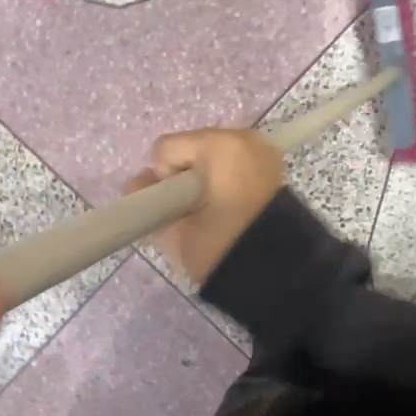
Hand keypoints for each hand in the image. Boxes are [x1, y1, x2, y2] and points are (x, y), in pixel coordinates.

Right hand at [124, 128, 283, 282]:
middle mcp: (245, 140)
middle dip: (185, 180)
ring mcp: (264, 154)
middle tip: (192, 215)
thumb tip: (135, 185)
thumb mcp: (175, 231)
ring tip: (211, 217)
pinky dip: (225, 186)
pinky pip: (235, 171)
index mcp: (220, 145)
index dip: (162, 181)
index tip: (176, 209)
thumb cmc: (222, 248)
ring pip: (214, 162)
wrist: (280, 276)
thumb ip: (147, 201)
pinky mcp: (274, 172)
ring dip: (205, 184)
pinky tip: (227, 213)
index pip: (167, 150)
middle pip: (193, 151)